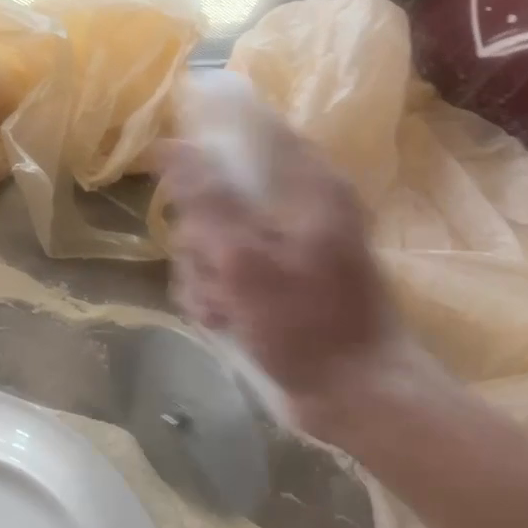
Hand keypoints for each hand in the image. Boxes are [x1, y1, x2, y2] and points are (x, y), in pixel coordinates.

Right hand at [156, 115, 426, 440]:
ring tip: (217, 307)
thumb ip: (207, 200)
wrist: (359, 399)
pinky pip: (227, 268)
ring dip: (203, 271)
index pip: (249, 129)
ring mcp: (288, 245)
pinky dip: (216, 292)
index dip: (202, 141)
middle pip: (221, 190)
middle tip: (206, 263)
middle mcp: (298, 206)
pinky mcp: (279, 279)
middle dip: (199, 233)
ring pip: (216, 235)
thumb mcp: (245, 260)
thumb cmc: (307, 325)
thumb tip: (171, 144)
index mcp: (307, 185)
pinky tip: (221, 319)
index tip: (169, 173)